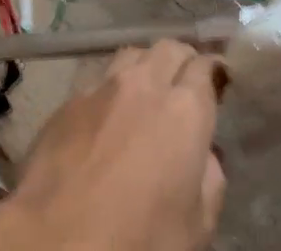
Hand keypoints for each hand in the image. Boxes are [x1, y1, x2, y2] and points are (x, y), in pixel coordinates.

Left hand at [0, 41, 227, 250]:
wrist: (60, 236)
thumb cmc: (141, 236)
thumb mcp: (198, 222)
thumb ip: (210, 177)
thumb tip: (205, 152)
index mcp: (184, 110)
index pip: (205, 66)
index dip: (216, 71)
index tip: (220, 81)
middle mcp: (143, 85)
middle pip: (167, 49)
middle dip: (183, 59)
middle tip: (187, 82)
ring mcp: (100, 87)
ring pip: (130, 54)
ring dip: (146, 64)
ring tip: (149, 88)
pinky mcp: (68, 99)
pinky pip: (98, 77)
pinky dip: (113, 84)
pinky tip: (111, 108)